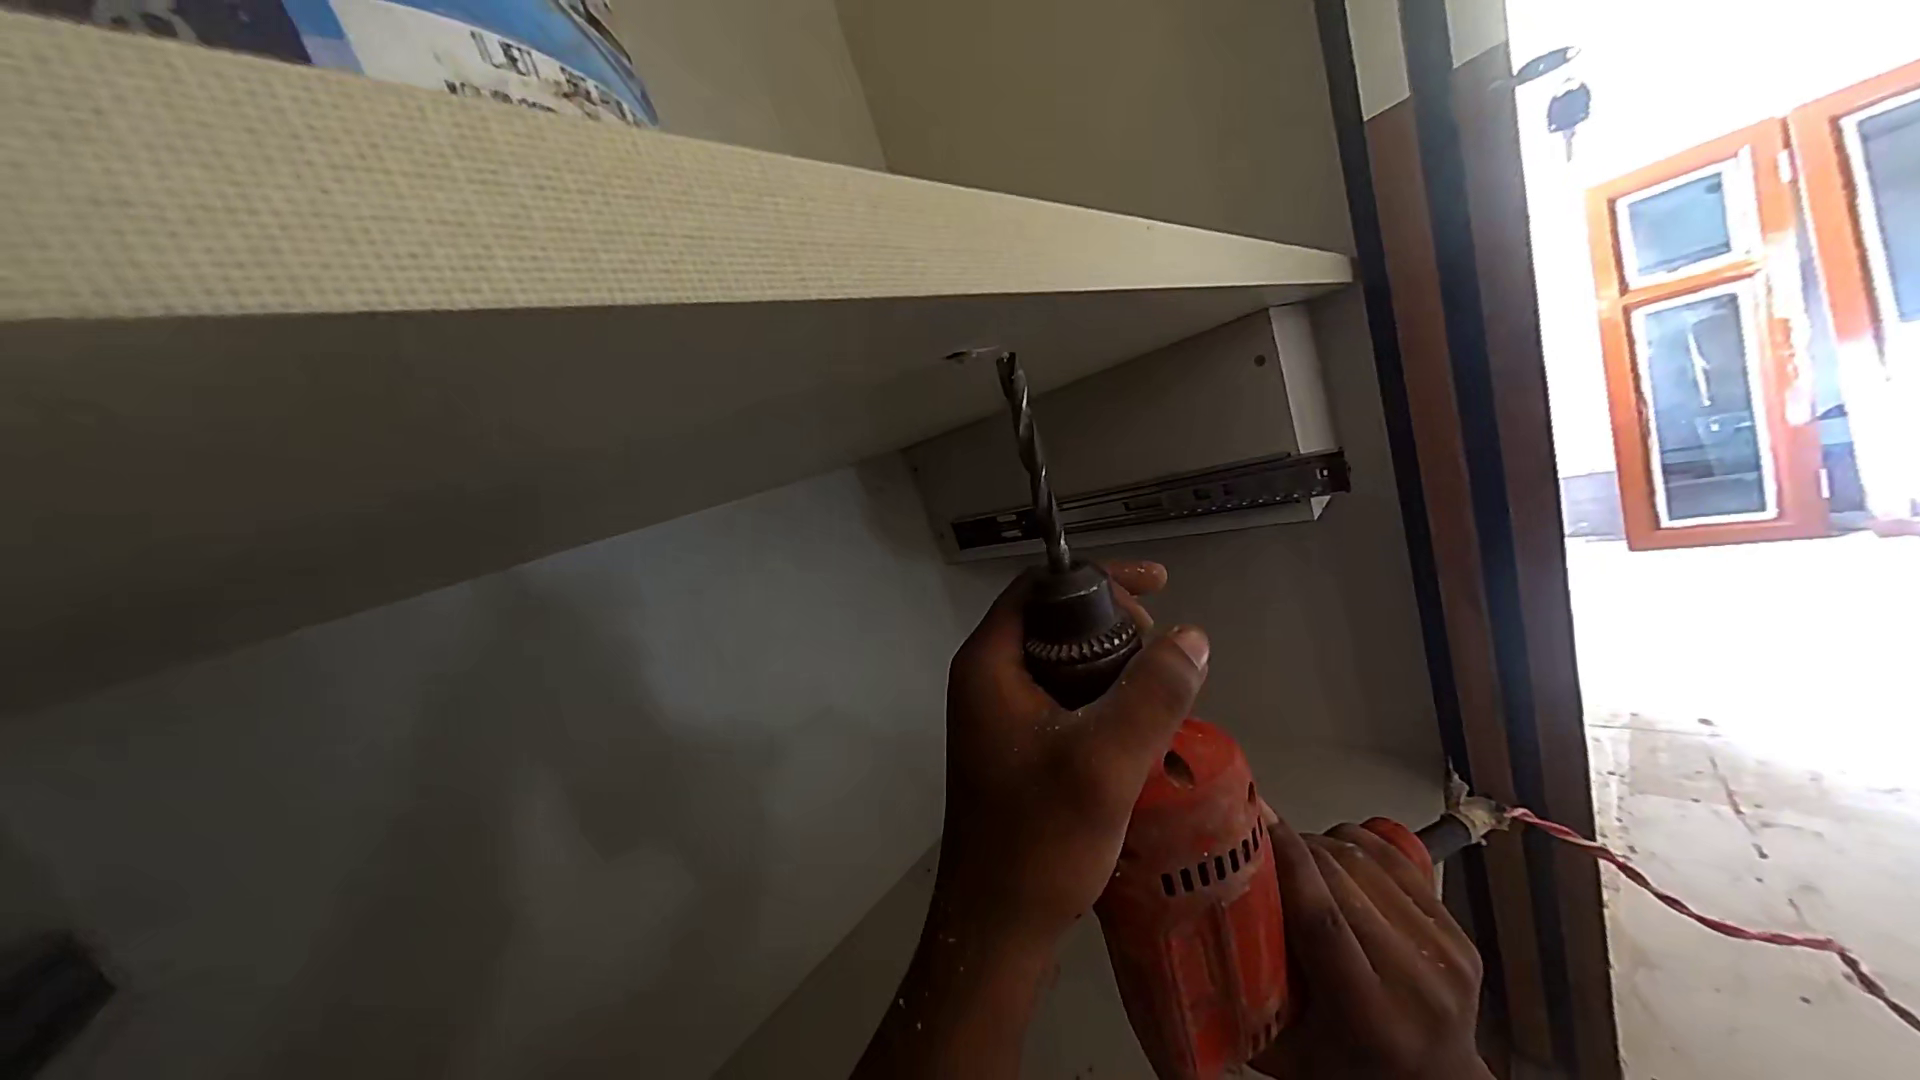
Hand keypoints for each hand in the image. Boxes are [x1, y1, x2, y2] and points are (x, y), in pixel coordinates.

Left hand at [853, 560, 1208, 1079]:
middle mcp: (987, 677)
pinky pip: (1063, 695)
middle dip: (1112, 621)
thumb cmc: (1038, 840)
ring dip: (1112, 661)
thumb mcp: (1104, 761)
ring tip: (1161, 682)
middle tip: (1161, 647)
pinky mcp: (1017, 742)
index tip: (1157, 589)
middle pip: (1052, 618)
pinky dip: (1101, 693)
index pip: (1039, 588)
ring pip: (1062, 658)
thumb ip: (1152, 694)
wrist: (997, 925)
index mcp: (989, 663)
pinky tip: (1140, 719)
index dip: (1099, 578)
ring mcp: (999, 712)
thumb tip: (1192, 636)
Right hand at [1252, 816, 1491, 1079]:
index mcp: (1370, 1015)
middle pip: (1341, 875)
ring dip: (1320, 844)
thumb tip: (1190, 914)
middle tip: (1260, 847)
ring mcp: (1446, 954)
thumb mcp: (1281, 1047)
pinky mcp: (1459, 933)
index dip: (1285, 858)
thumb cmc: (1344, 1068)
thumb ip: (1240, 986)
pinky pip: (1393, 858)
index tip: (1253, 819)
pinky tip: (1333, 860)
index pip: (1322, 916)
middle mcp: (1417, 982)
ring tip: (1295, 860)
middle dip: (1294, 847)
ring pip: (1365, 858)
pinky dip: (1354, 844)